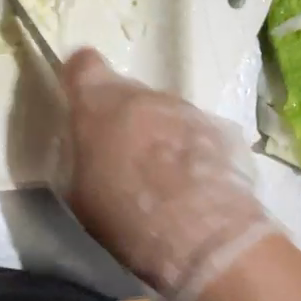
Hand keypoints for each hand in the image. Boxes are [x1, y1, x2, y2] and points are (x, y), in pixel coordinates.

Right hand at [60, 49, 277, 300]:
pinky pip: (194, 134)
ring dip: (157, 136)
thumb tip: (88, 148)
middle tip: (120, 159)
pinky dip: (188, 152)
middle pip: (127, 95)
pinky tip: (189, 187)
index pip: (83, 64)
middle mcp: (144, 95)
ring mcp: (187, 109)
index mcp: (98, 105)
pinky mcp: (221, 130)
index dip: (79, 79)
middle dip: (121, 119)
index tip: (79, 100)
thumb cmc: (123, 216)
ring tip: (160, 179)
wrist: (198, 235)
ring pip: (163, 114)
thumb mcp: (78, 191)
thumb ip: (82, 155)